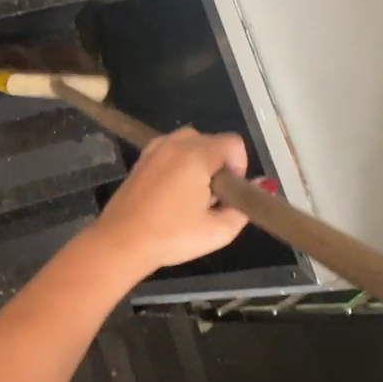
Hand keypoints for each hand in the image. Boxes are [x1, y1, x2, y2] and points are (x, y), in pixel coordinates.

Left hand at [89, 128, 251, 274]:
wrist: (122, 242)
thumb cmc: (172, 236)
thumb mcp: (218, 231)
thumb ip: (243, 207)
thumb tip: (260, 185)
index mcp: (196, 155)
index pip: (232, 142)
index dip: (239, 165)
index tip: (230, 191)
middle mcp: (174, 144)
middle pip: (210, 140)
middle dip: (219, 164)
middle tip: (212, 197)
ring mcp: (153, 150)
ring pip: (188, 143)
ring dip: (198, 161)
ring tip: (193, 194)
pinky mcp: (140, 161)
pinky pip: (168, 150)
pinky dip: (177, 162)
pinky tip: (172, 192)